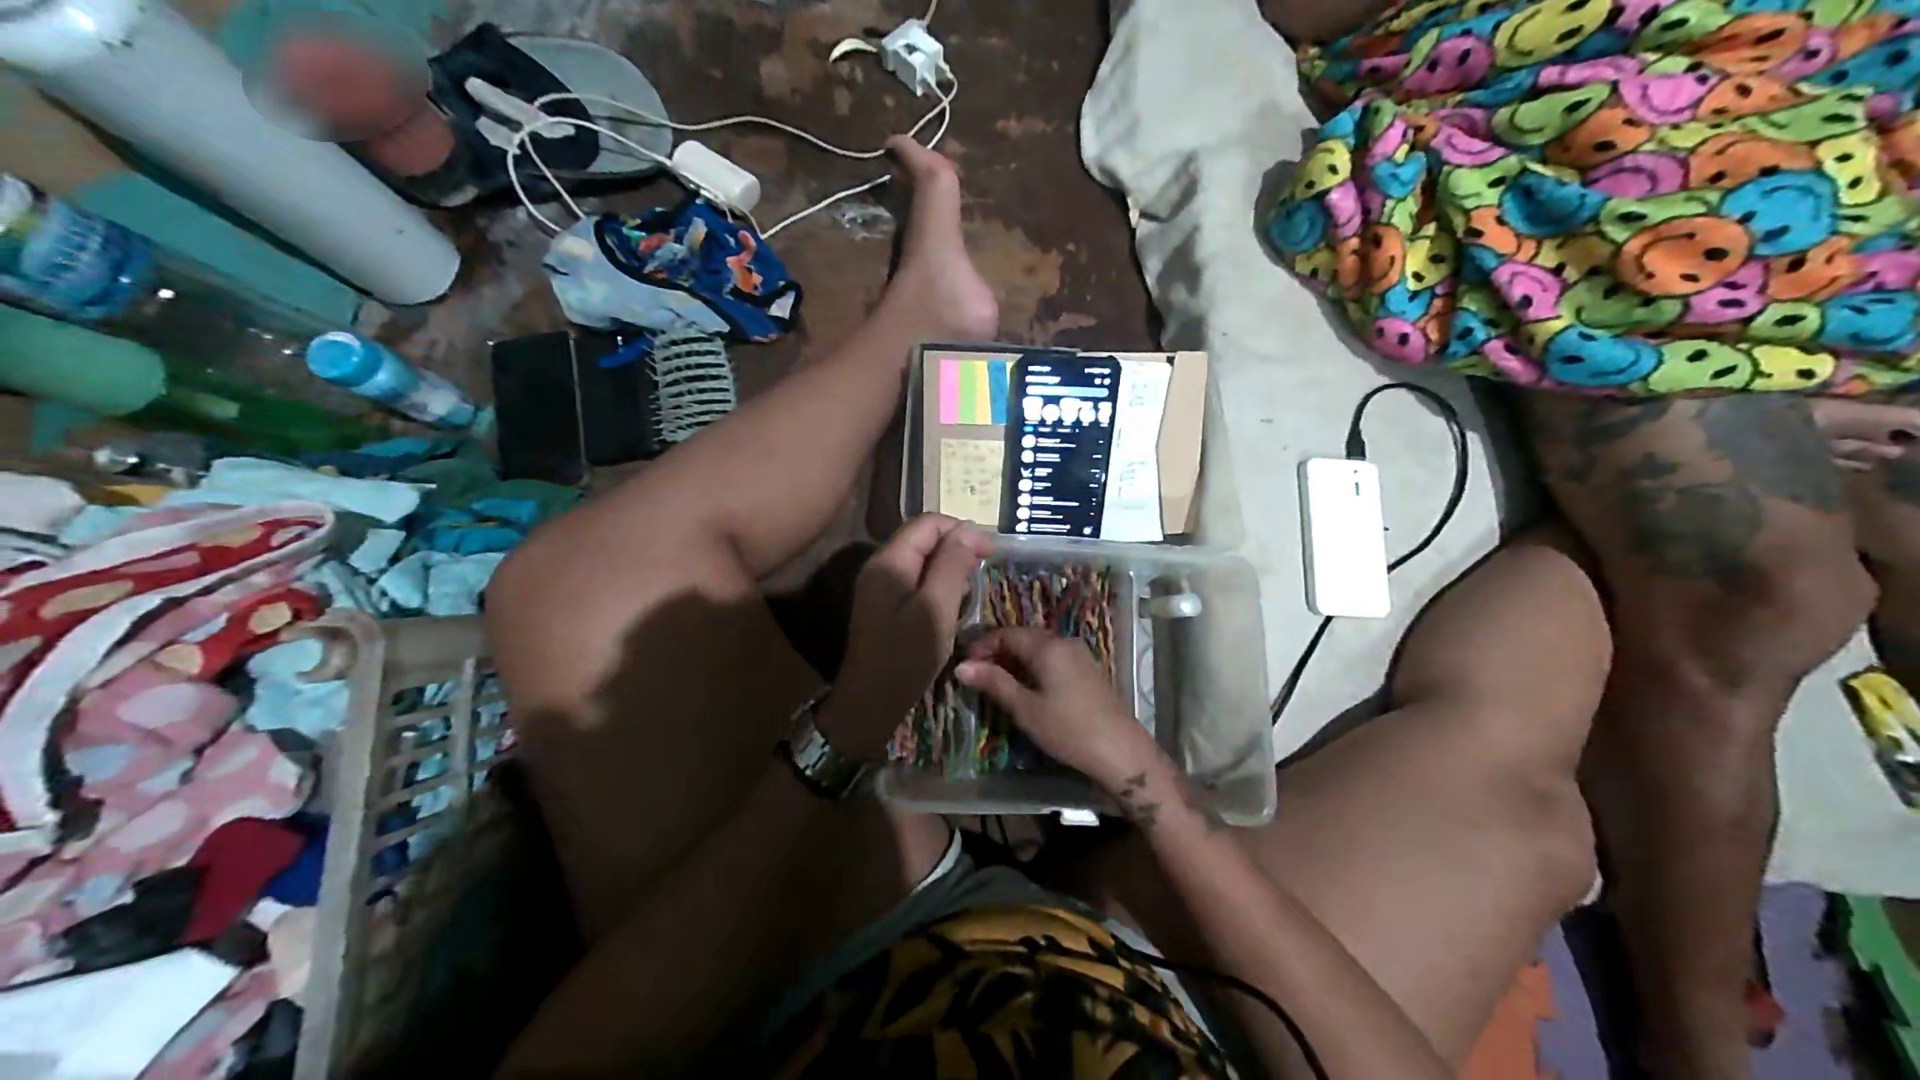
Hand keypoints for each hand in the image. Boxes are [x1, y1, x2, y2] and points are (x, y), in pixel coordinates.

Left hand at [824, 514, 988, 757]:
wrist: (870, 702)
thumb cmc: (906, 657)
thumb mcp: (936, 609)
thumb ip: (951, 566)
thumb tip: (968, 531)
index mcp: (890, 561)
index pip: (928, 523)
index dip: (961, 530)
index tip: (989, 554)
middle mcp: (880, 564)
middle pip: (922, 537)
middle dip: (956, 545)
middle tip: (984, 569)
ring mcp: (880, 585)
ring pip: (920, 558)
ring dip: (948, 564)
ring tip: (971, 586)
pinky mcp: (884, 603)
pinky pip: (914, 578)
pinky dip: (937, 582)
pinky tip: (952, 601)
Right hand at [955, 627, 1162, 790]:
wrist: (1120, 751)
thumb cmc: (1067, 729)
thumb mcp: (1024, 708)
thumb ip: (993, 683)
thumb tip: (961, 667)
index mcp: (1047, 646)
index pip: (1006, 634)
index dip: (982, 646)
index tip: (963, 664)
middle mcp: (1064, 642)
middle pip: (1023, 637)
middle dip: (997, 651)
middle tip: (976, 673)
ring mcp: (1080, 655)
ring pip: (1039, 648)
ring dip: (1015, 660)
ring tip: (996, 682)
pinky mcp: (1088, 670)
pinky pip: (1053, 659)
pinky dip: (1033, 667)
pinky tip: (1025, 687)